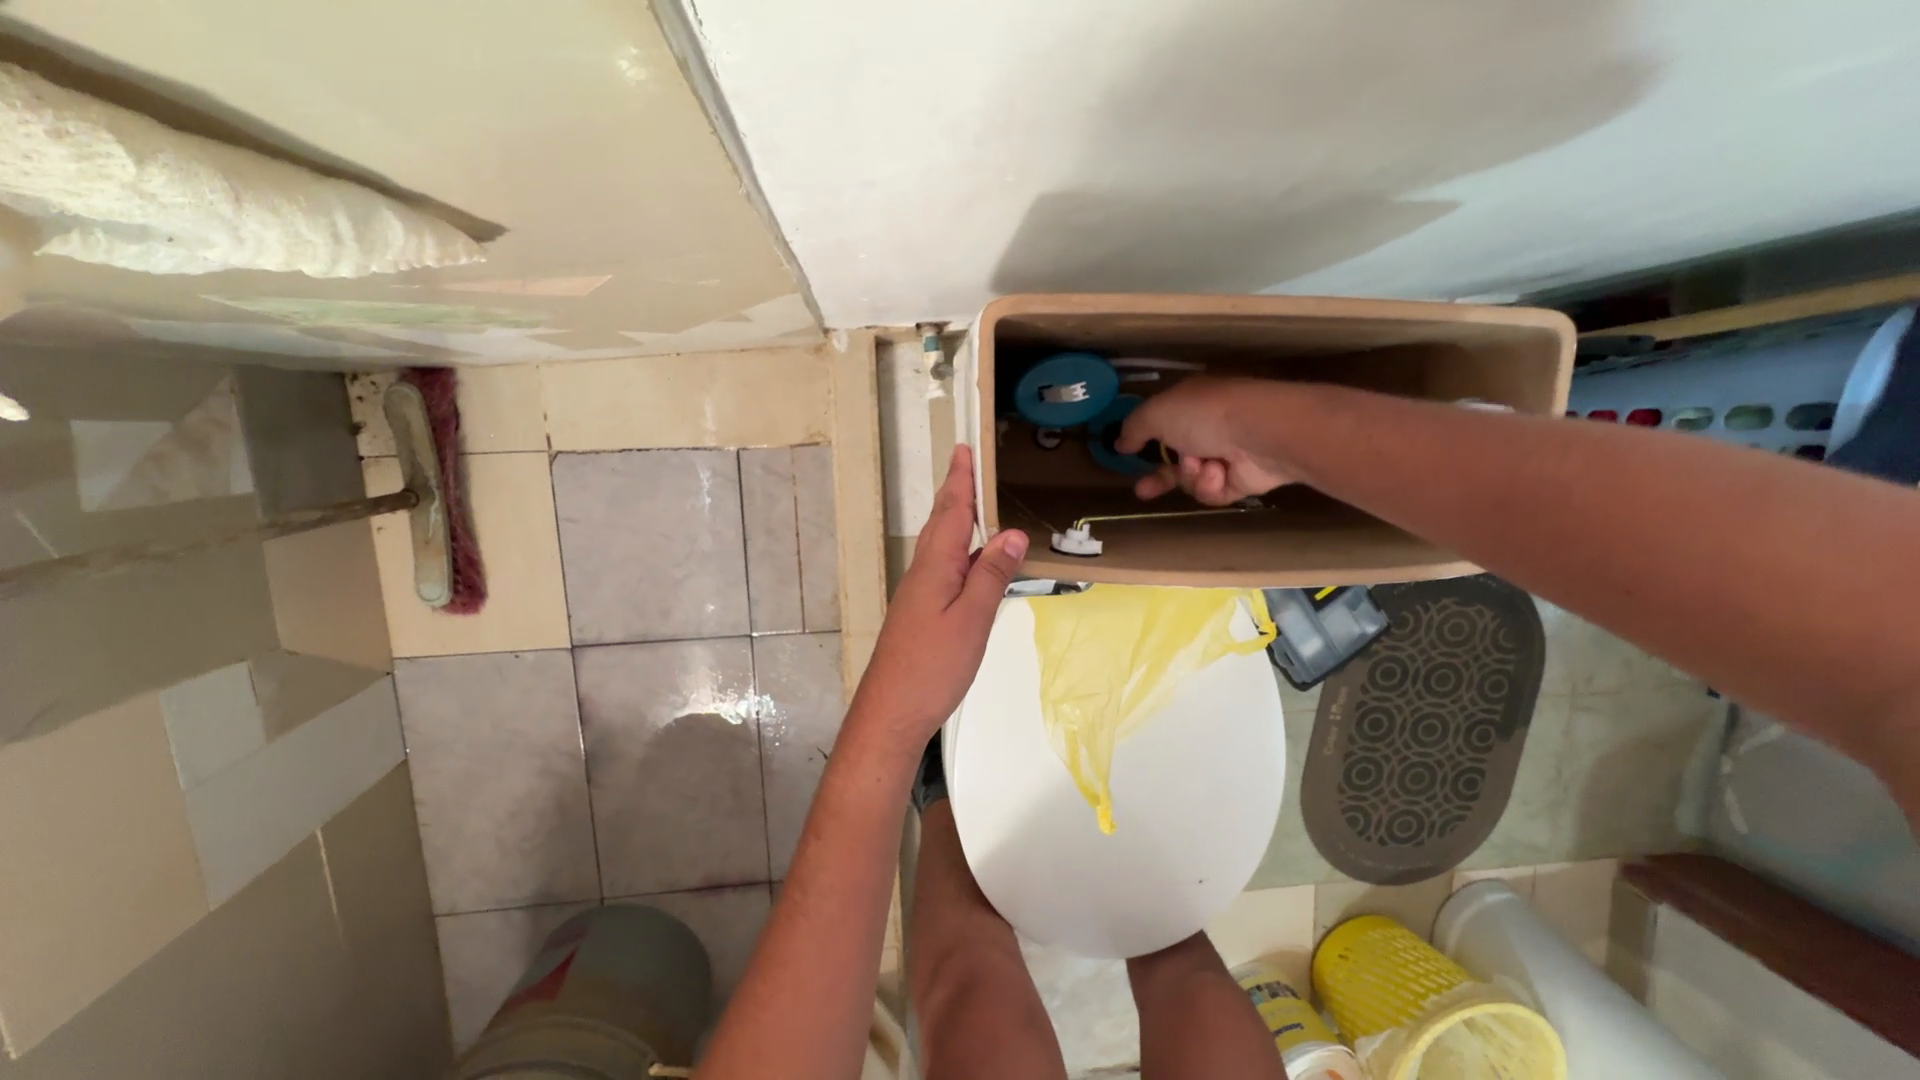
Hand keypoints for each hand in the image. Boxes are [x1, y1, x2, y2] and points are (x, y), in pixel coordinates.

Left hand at [847, 444, 1027, 750]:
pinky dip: (958, 550)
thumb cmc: (933, 666)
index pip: (952, 512)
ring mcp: (919, 594)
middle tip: (966, 463)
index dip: (960, 480)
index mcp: (936, 567)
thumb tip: (1011, 533)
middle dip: (955, 491)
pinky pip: (942, 567)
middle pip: (942, 523)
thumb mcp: (972, 619)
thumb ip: (992, 575)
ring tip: (973, 501)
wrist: (892, 710)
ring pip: (941, 545)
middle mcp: (923, 573)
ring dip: (956, 518)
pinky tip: (969, 561)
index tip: (963, 448)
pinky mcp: (920, 613)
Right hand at [1115, 376, 1295, 504]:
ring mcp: (1226, 455)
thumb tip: (1120, 443)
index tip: (1127, 454)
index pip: (1163, 423)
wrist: (1259, 434)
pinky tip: (1219, 473)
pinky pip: (1212, 492)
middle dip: (1160, 476)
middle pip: (1176, 460)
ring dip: (1191, 475)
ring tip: (1202, 465)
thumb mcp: (1156, 414)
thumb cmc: (1205, 415)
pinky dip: (1211, 484)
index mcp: (1190, 405)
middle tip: (1143, 489)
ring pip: (1192, 479)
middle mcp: (1209, 429)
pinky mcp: (1241, 481)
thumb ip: (1134, 428)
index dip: (1144, 439)